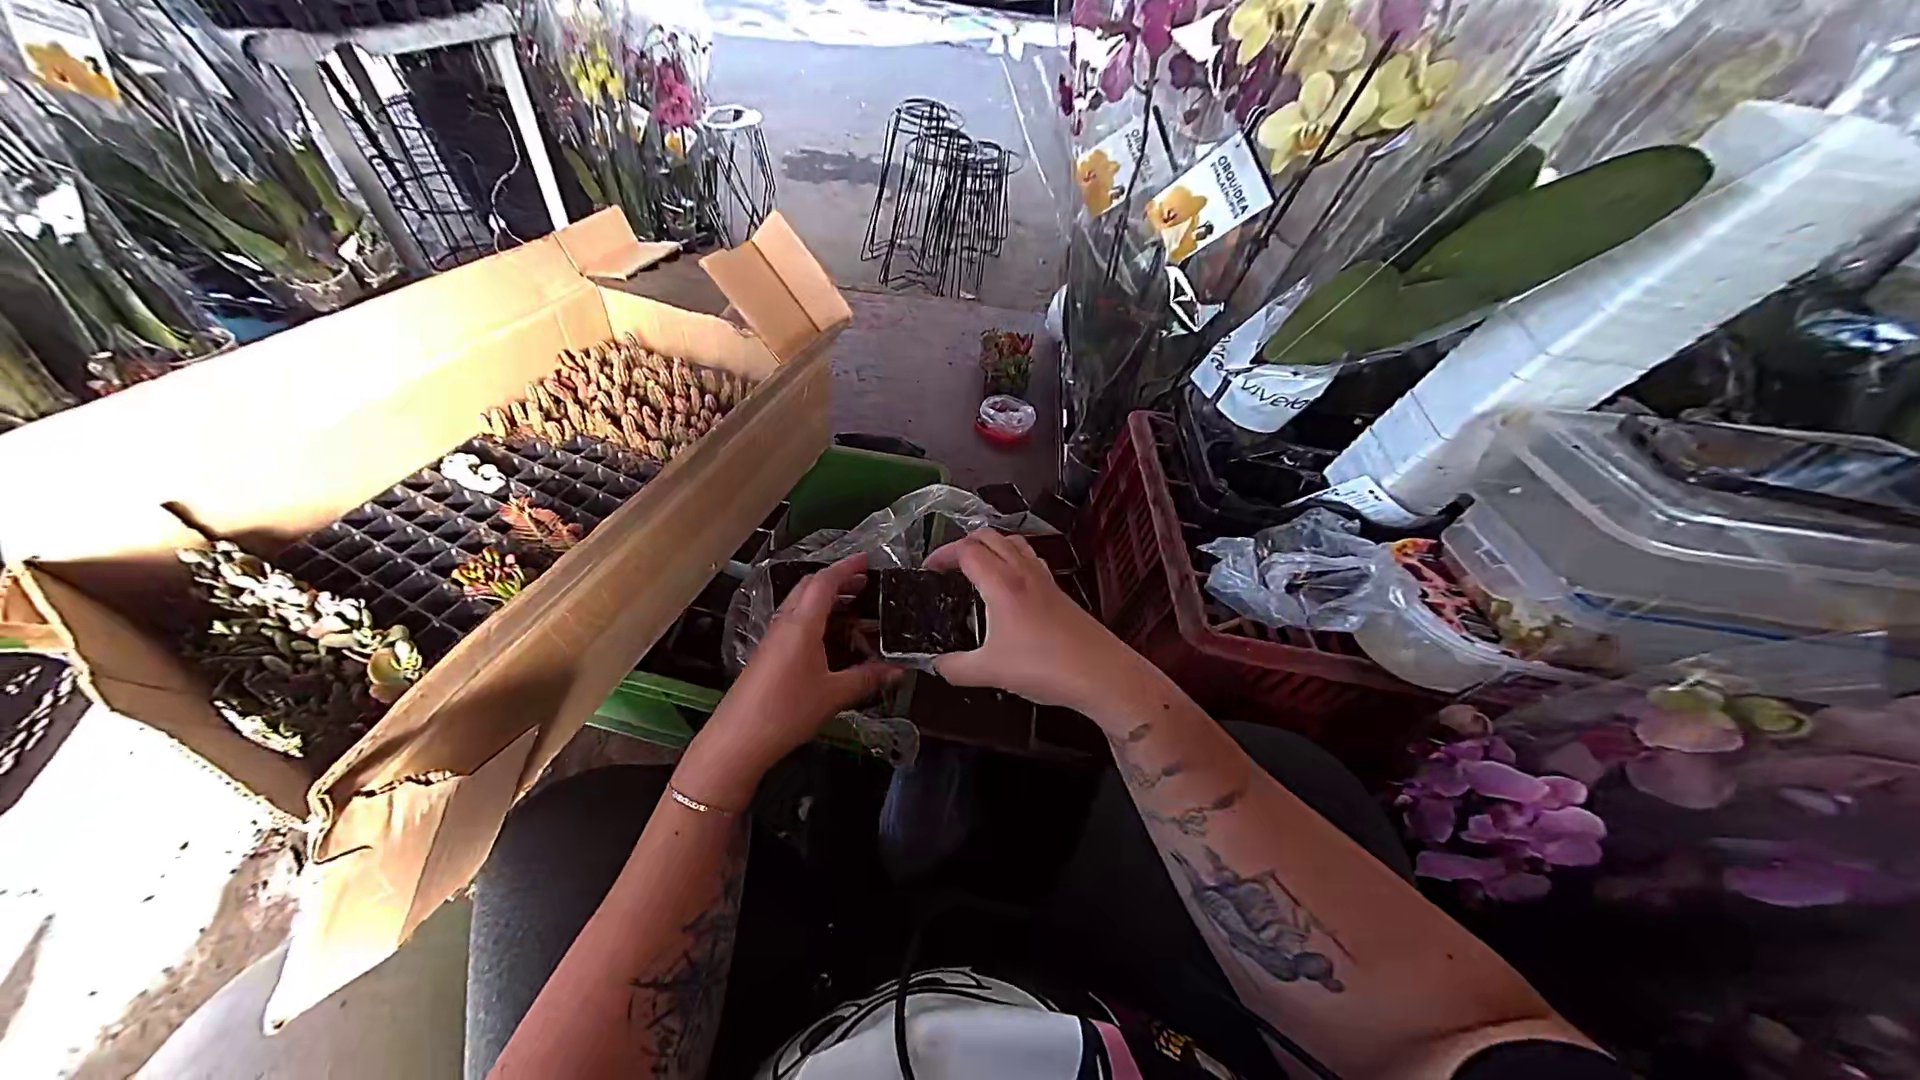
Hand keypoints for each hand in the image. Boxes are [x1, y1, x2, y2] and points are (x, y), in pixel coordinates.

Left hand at [675, 554, 900, 808]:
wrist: (736, 740)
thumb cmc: (786, 711)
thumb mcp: (834, 695)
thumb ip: (867, 678)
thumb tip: (900, 670)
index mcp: (802, 624)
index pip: (825, 581)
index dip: (847, 567)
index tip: (868, 560)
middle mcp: (785, 623)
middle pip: (809, 586)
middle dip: (837, 579)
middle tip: (865, 583)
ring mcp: (773, 638)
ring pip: (800, 603)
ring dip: (825, 598)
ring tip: (853, 606)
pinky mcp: (767, 653)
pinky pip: (794, 622)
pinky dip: (815, 616)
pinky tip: (830, 636)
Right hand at [925, 531, 1149, 713]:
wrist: (1100, 674)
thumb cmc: (1045, 667)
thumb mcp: (989, 672)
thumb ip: (955, 668)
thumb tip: (937, 665)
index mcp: (1002, 584)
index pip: (966, 551)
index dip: (942, 555)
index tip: (929, 570)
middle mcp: (1024, 573)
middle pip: (990, 536)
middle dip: (963, 544)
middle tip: (948, 565)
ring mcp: (1045, 580)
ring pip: (1014, 543)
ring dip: (991, 546)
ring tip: (977, 568)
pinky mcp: (1059, 592)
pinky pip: (1031, 560)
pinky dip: (1013, 560)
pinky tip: (1010, 587)